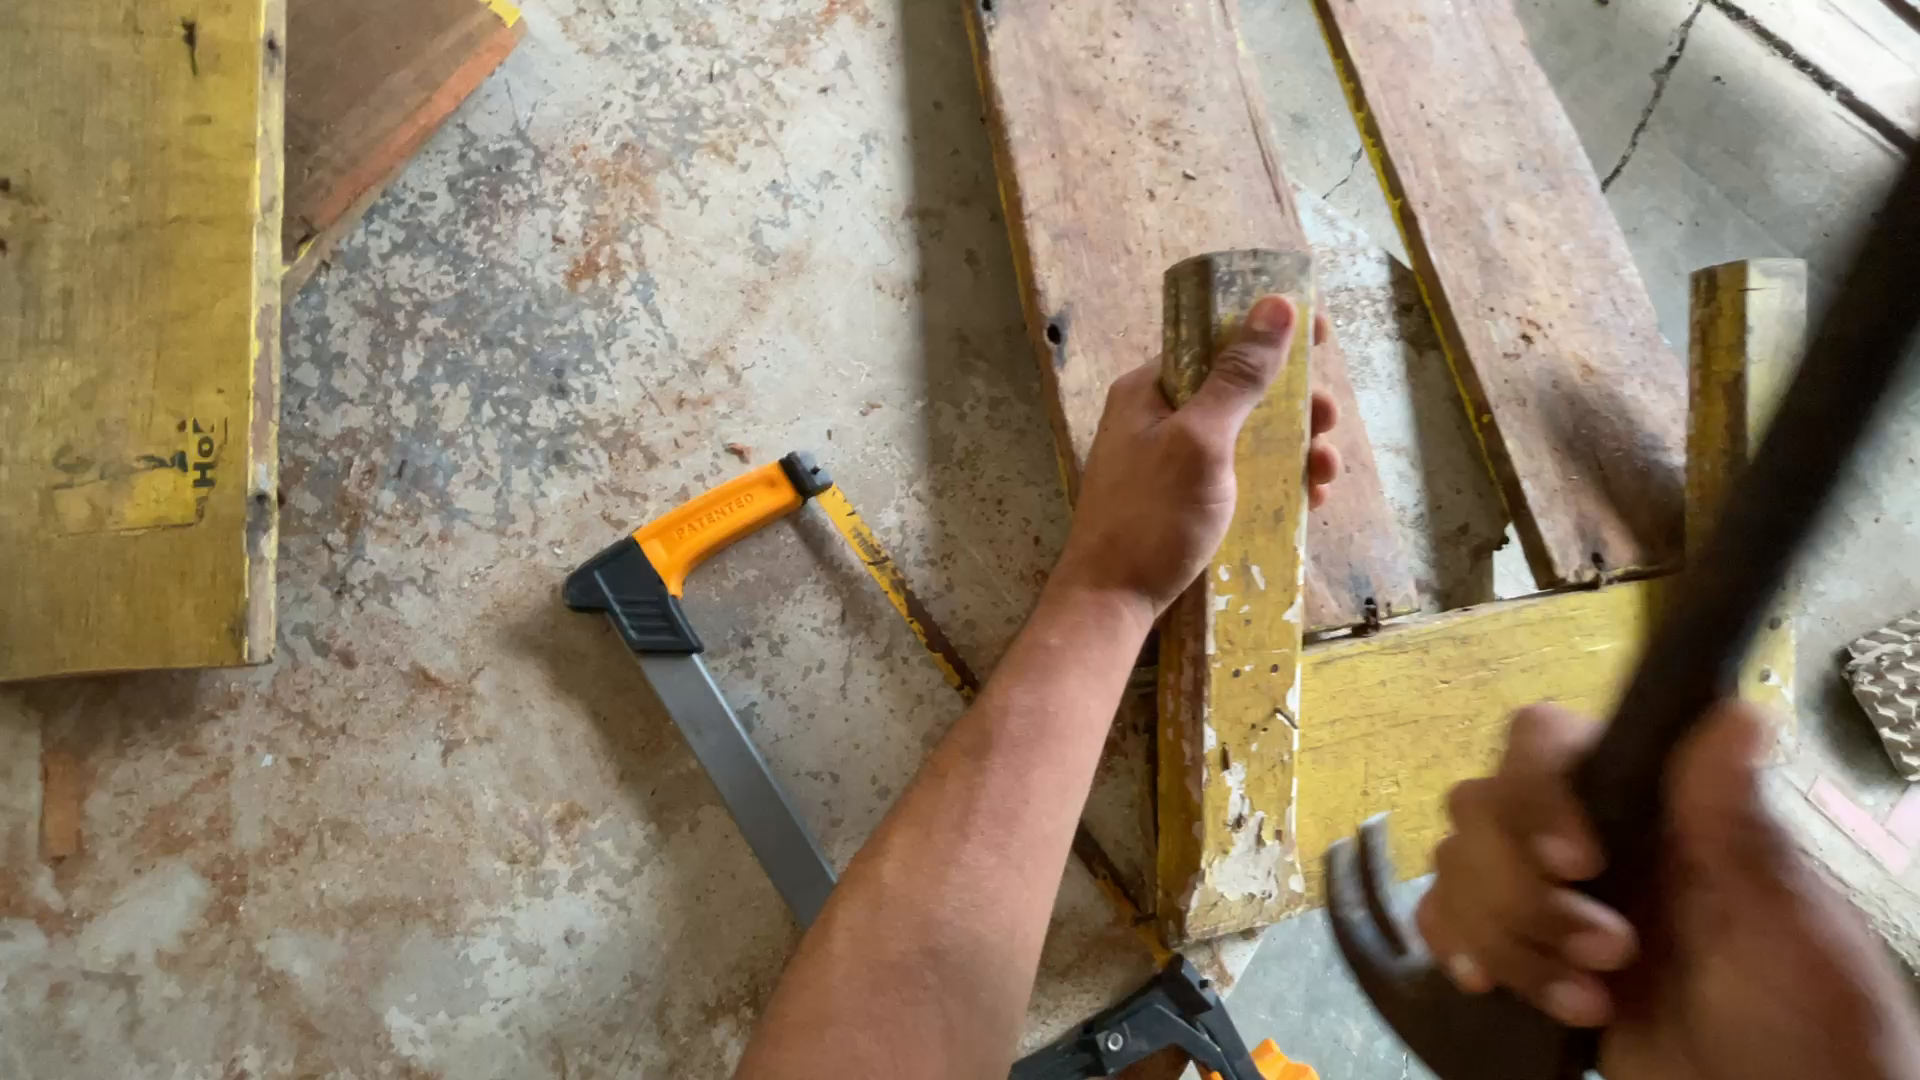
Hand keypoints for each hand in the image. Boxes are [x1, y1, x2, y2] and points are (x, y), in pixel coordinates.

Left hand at [1052, 295, 1339, 619]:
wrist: (1111, 599)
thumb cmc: (1151, 515)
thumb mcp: (1200, 440)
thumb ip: (1237, 378)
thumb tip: (1275, 305)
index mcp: (1150, 390)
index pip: (1214, 340)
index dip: (1267, 333)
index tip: (1321, 336)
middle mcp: (1159, 417)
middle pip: (1238, 389)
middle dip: (1292, 402)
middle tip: (1326, 420)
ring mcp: (1172, 460)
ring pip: (1246, 435)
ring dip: (1293, 445)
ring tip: (1325, 468)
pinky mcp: (1185, 498)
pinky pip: (1239, 474)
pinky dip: (1275, 479)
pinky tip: (1310, 497)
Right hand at [1417, 701, 1919, 1079]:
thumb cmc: (1802, 1033)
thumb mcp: (1792, 937)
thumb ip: (1742, 830)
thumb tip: (1740, 713)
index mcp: (1637, 808)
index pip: (1542, 739)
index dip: (1534, 788)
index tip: (1577, 863)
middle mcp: (1568, 830)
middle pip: (1478, 804)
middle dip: (1524, 889)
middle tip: (1610, 954)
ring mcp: (1525, 884)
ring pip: (1451, 863)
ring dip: (1506, 937)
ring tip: (1587, 1001)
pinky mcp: (1496, 935)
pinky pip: (1433, 911)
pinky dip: (1455, 944)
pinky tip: (1493, 985)